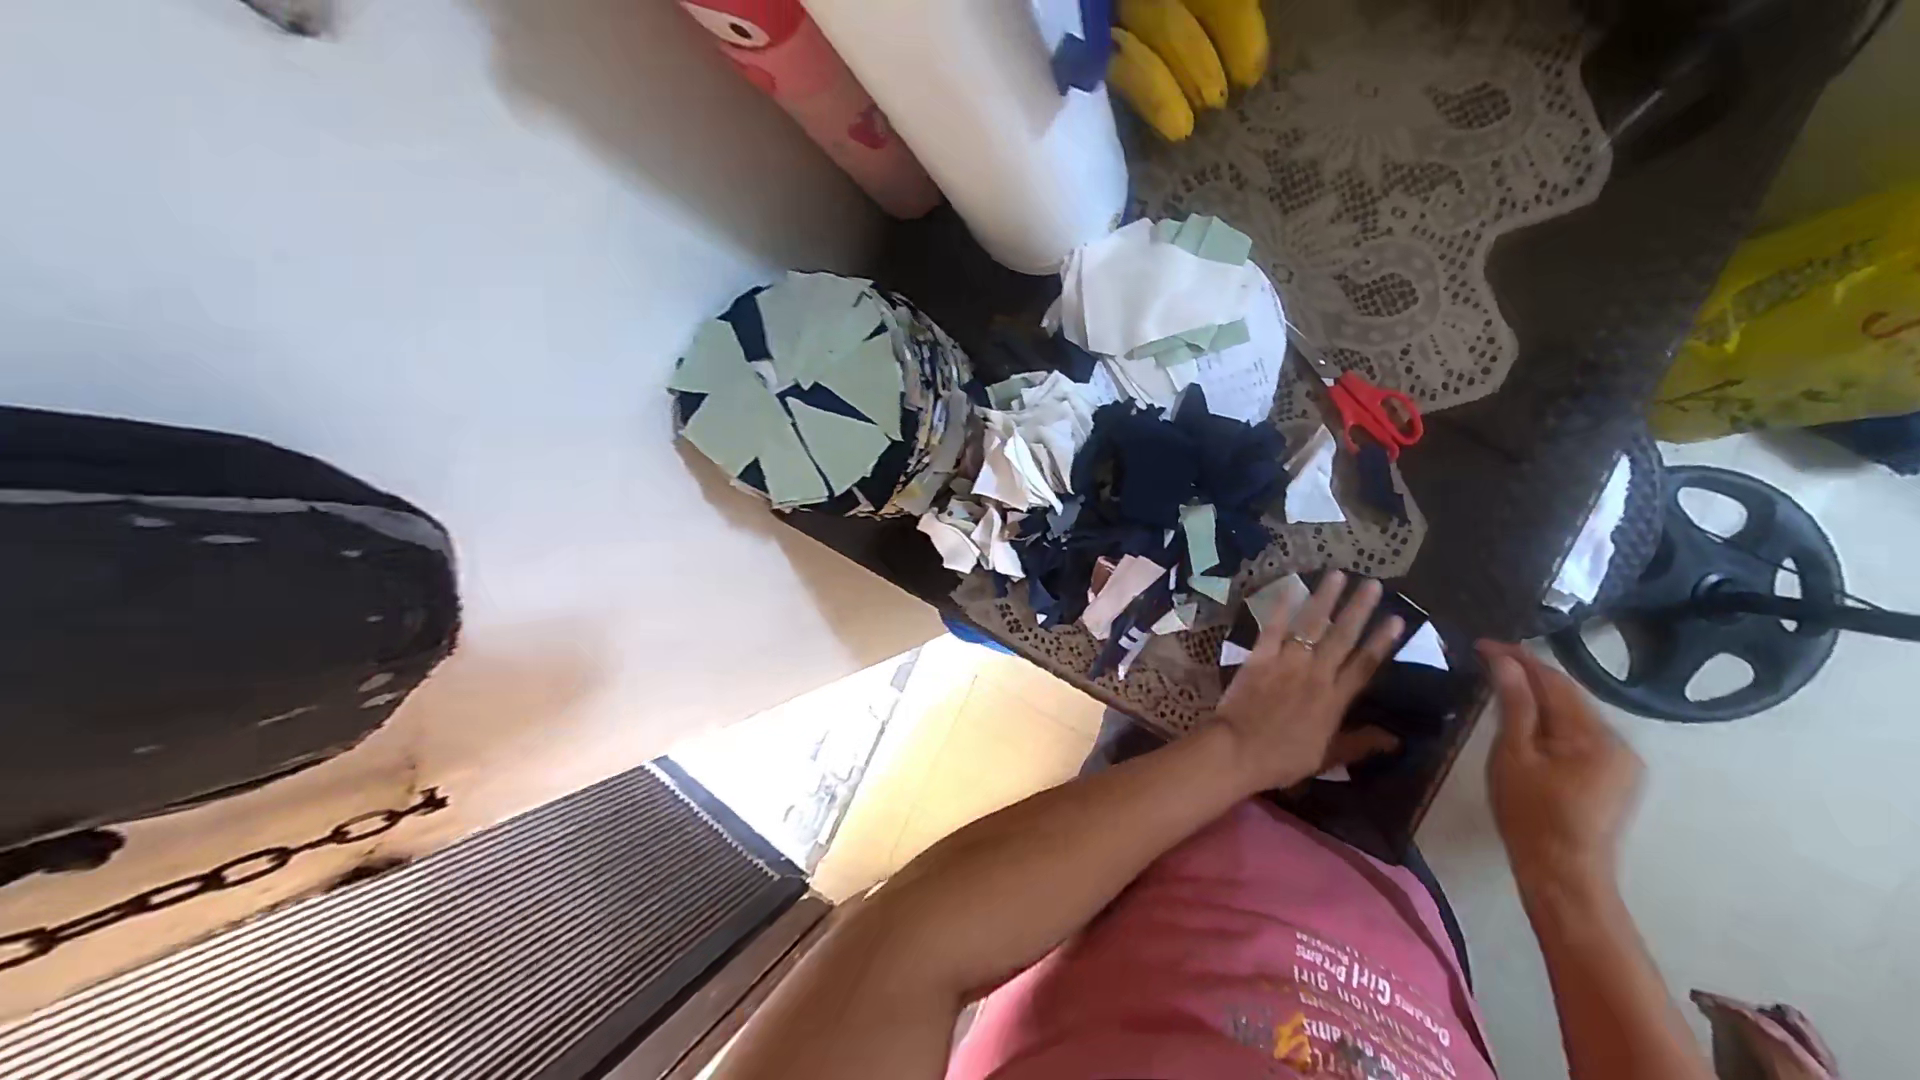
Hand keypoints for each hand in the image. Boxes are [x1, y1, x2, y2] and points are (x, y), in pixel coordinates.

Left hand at [1212, 571, 1404, 791]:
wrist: (1237, 750)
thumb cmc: (1282, 758)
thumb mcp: (1326, 757)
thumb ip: (1359, 743)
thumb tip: (1394, 739)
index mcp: (1334, 699)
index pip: (1364, 665)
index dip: (1382, 641)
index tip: (1397, 619)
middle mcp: (1315, 674)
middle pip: (1342, 637)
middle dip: (1359, 609)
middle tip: (1373, 584)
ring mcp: (1286, 662)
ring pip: (1311, 625)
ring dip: (1326, 599)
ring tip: (1339, 575)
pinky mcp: (1259, 657)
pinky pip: (1273, 628)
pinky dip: (1282, 607)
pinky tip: (1291, 587)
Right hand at [1478, 641, 1642, 891]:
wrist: (1563, 871)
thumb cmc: (1530, 811)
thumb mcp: (1513, 754)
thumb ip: (1514, 706)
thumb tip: (1506, 662)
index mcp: (1594, 736)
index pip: (1554, 681)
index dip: (1518, 658)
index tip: (1482, 643)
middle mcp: (1618, 743)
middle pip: (1569, 696)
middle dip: (1529, 674)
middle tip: (1487, 658)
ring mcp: (1621, 762)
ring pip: (1574, 714)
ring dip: (1540, 696)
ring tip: (1502, 682)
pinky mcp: (1614, 777)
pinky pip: (1579, 734)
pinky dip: (1552, 719)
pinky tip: (1527, 718)